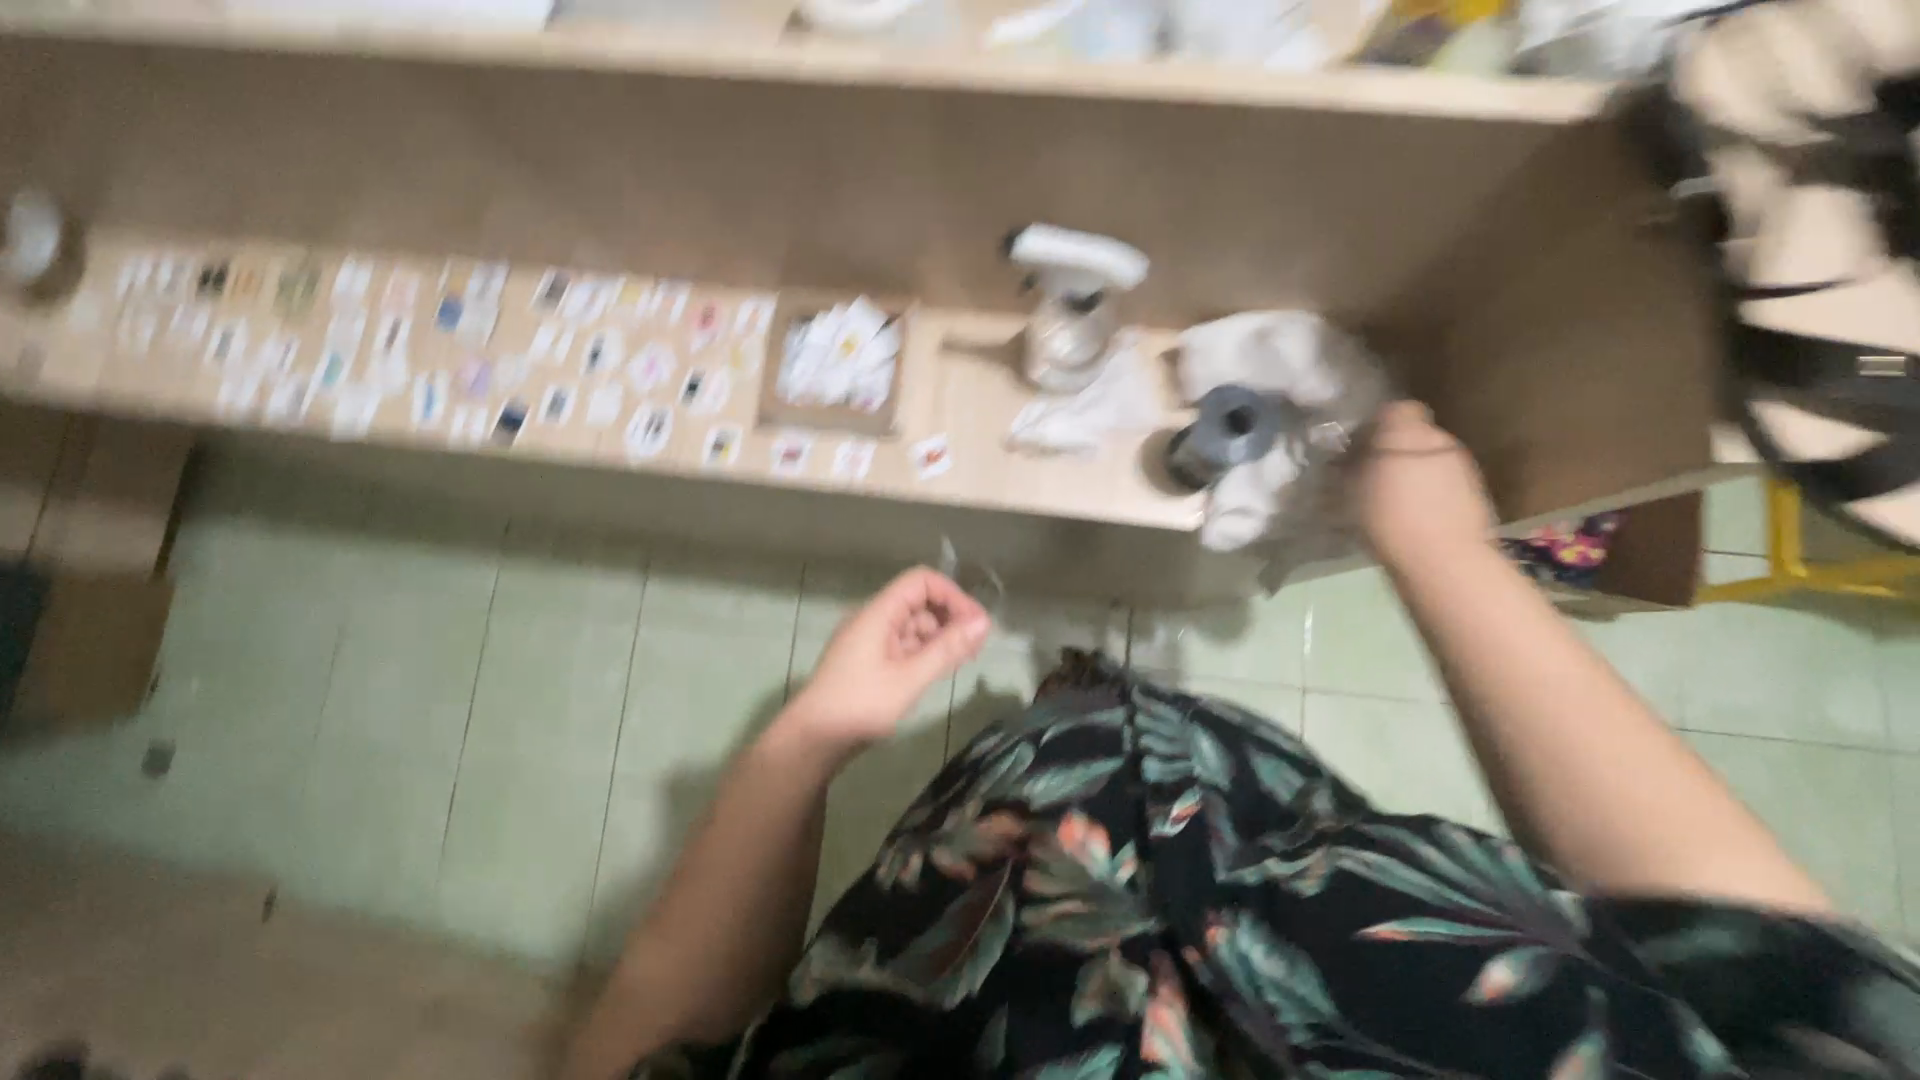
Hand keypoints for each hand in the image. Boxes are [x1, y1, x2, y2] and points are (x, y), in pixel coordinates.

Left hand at [786, 567, 991, 754]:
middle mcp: (872, 619)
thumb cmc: (860, 705)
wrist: (813, 739)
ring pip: (913, 625)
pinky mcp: (869, 661)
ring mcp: (869, 640)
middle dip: (950, 618)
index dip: (952, 595)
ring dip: (939, 637)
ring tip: (963, 661)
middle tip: (975, 647)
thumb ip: (947, 649)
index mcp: (877, 613)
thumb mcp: (910, 679)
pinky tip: (939, 670)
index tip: (975, 624)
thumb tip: (984, 622)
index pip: (920, 581)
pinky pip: (903, 644)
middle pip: (918, 602)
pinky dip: (924, 652)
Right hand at [1353, 401, 1496, 568]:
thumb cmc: (1387, 519)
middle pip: (1414, 434)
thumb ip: (1348, 466)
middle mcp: (1438, 440)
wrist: (1444, 559)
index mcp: (1405, 433)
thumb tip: (1345, 456)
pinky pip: (1444, 481)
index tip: (1359, 448)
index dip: (1376, 425)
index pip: (1394, 410)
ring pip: (1431, 458)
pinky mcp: (1475, 491)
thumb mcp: (1350, 491)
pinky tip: (1416, 516)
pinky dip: (1430, 490)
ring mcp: (1462, 465)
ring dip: (1413, 471)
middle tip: (1372, 476)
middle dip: (1395, 450)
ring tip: (1394, 501)